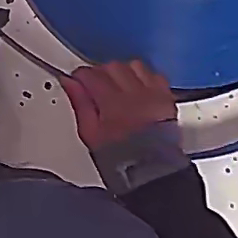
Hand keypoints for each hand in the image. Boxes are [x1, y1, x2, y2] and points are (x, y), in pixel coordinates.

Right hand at [61, 61, 175, 150]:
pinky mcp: (166, 98)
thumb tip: (70, 84)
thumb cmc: (120, 157)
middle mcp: (134, 94)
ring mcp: (152, 94)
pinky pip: (154, 75)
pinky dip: (143, 77)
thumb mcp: (90, 133)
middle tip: (95, 86)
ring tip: (117, 86)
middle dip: (100, 73)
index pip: (90, 74)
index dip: (80, 76)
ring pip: (133, 66)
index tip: (77, 81)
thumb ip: (80, 103)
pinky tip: (137, 88)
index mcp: (112, 102)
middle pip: (112, 67)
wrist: (150, 171)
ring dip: (122, 72)